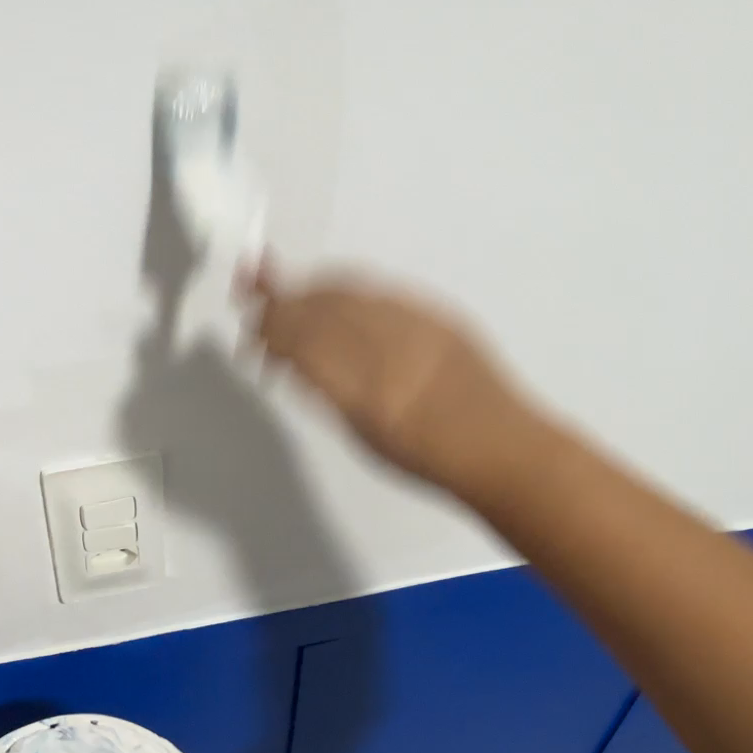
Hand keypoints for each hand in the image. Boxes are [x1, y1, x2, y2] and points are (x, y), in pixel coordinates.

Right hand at [242, 265, 548, 496]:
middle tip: (255, 307)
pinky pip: (378, 291)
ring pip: (348, 292)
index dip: (270, 332)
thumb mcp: (363, 437)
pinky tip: (334, 298)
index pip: (303, 346)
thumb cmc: (426, 460)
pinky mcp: (437, 314)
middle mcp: (390, 352)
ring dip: (309, 292)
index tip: (250, 336)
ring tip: (288, 298)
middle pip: (321, 311)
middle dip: (281, 305)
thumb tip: (291, 360)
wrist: (502, 448)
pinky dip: (345, 291)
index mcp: (367, 395)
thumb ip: (328, 393)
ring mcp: (417, 327)